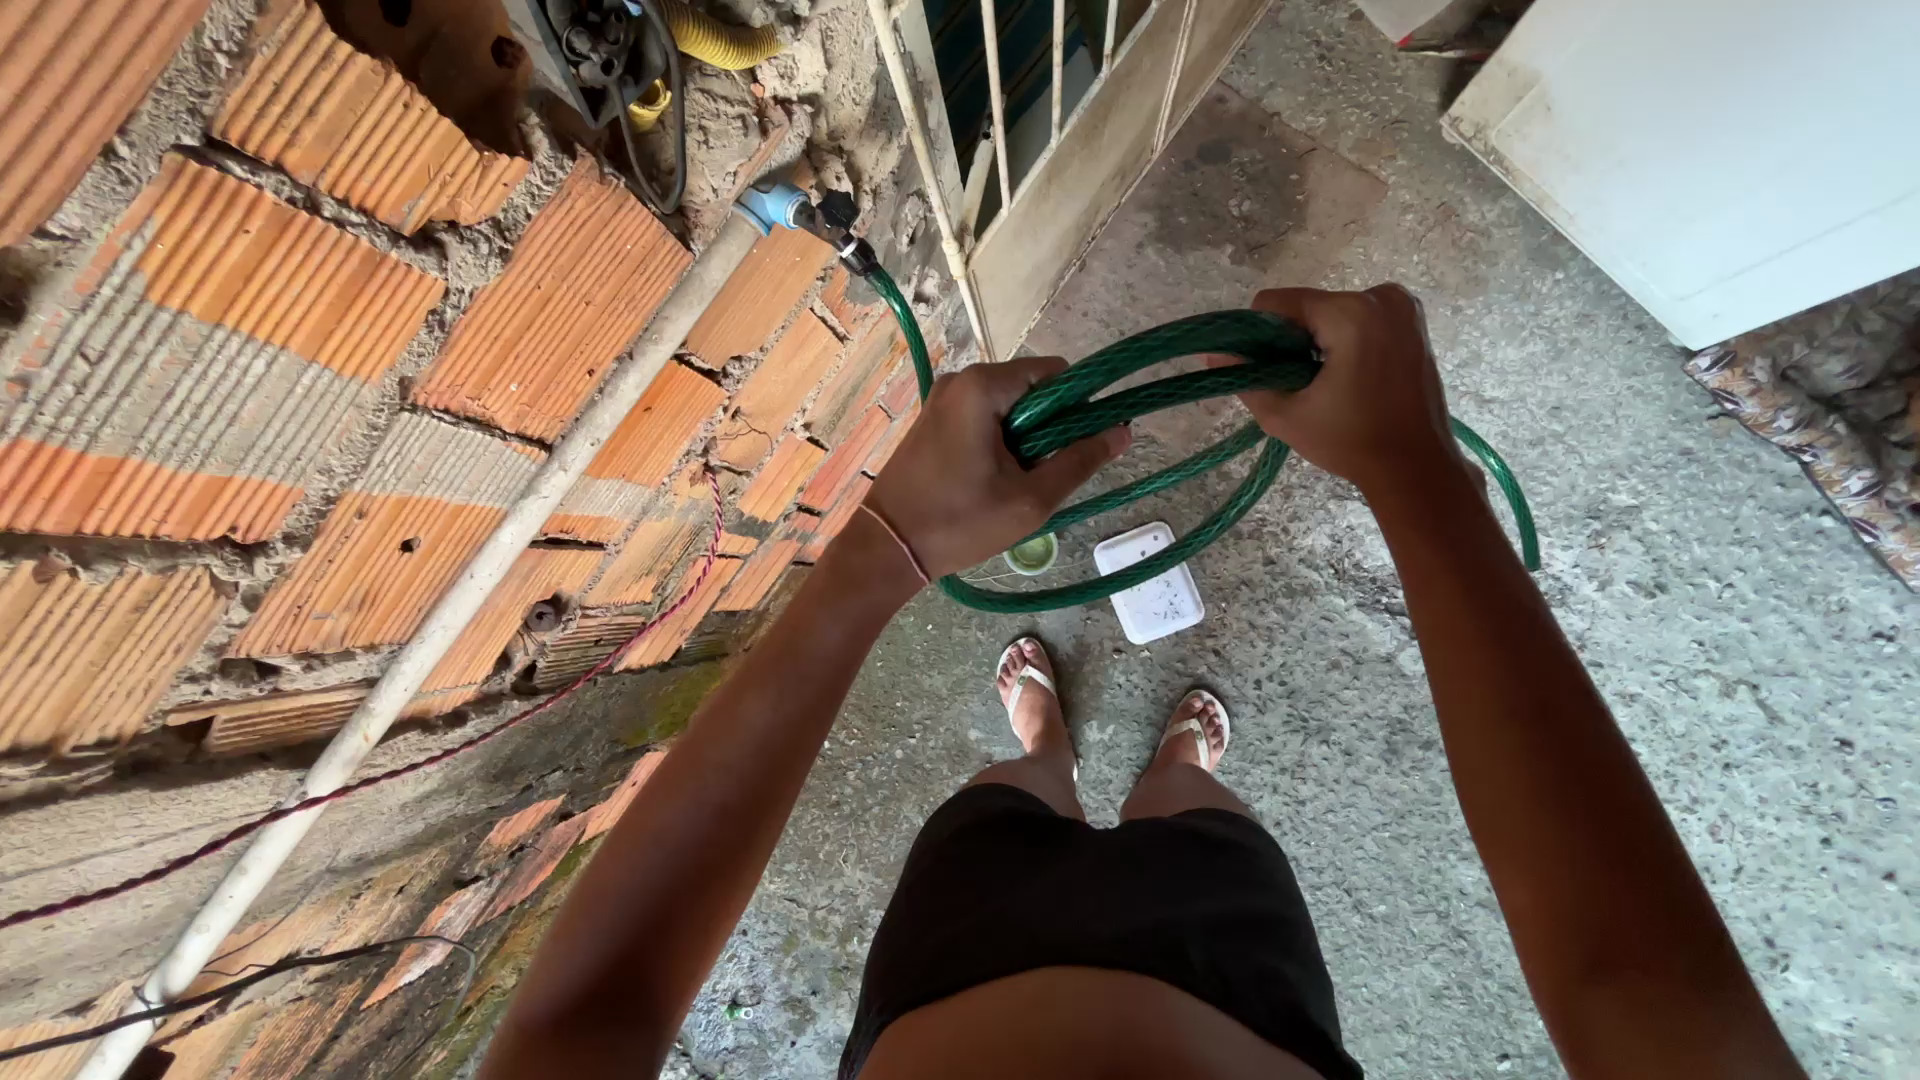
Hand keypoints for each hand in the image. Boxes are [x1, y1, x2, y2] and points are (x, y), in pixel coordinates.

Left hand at [864, 356, 1130, 577]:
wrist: (886, 548)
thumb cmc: (958, 524)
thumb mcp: (1030, 500)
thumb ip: (1079, 461)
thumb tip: (1123, 432)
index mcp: (981, 386)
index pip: (1055, 373)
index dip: (1078, 406)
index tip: (1079, 448)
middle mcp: (959, 380)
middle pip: (1031, 388)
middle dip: (1049, 427)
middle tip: (1043, 476)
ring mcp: (942, 399)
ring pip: (1009, 407)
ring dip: (1025, 439)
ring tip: (1017, 483)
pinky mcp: (933, 421)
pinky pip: (984, 418)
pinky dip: (1000, 442)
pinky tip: (993, 480)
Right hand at [1215, 285, 1469, 497]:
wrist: (1415, 464)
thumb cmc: (1349, 441)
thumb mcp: (1284, 416)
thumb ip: (1245, 379)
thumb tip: (1214, 353)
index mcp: (1350, 313)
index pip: (1276, 302)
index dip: (1258, 335)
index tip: (1266, 371)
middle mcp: (1380, 296)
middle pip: (1305, 307)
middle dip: (1290, 341)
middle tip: (1296, 385)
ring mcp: (1401, 306)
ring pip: (1329, 313)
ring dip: (1315, 343)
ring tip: (1322, 385)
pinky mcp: (1412, 320)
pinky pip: (1356, 319)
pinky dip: (1340, 342)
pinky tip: (1346, 378)